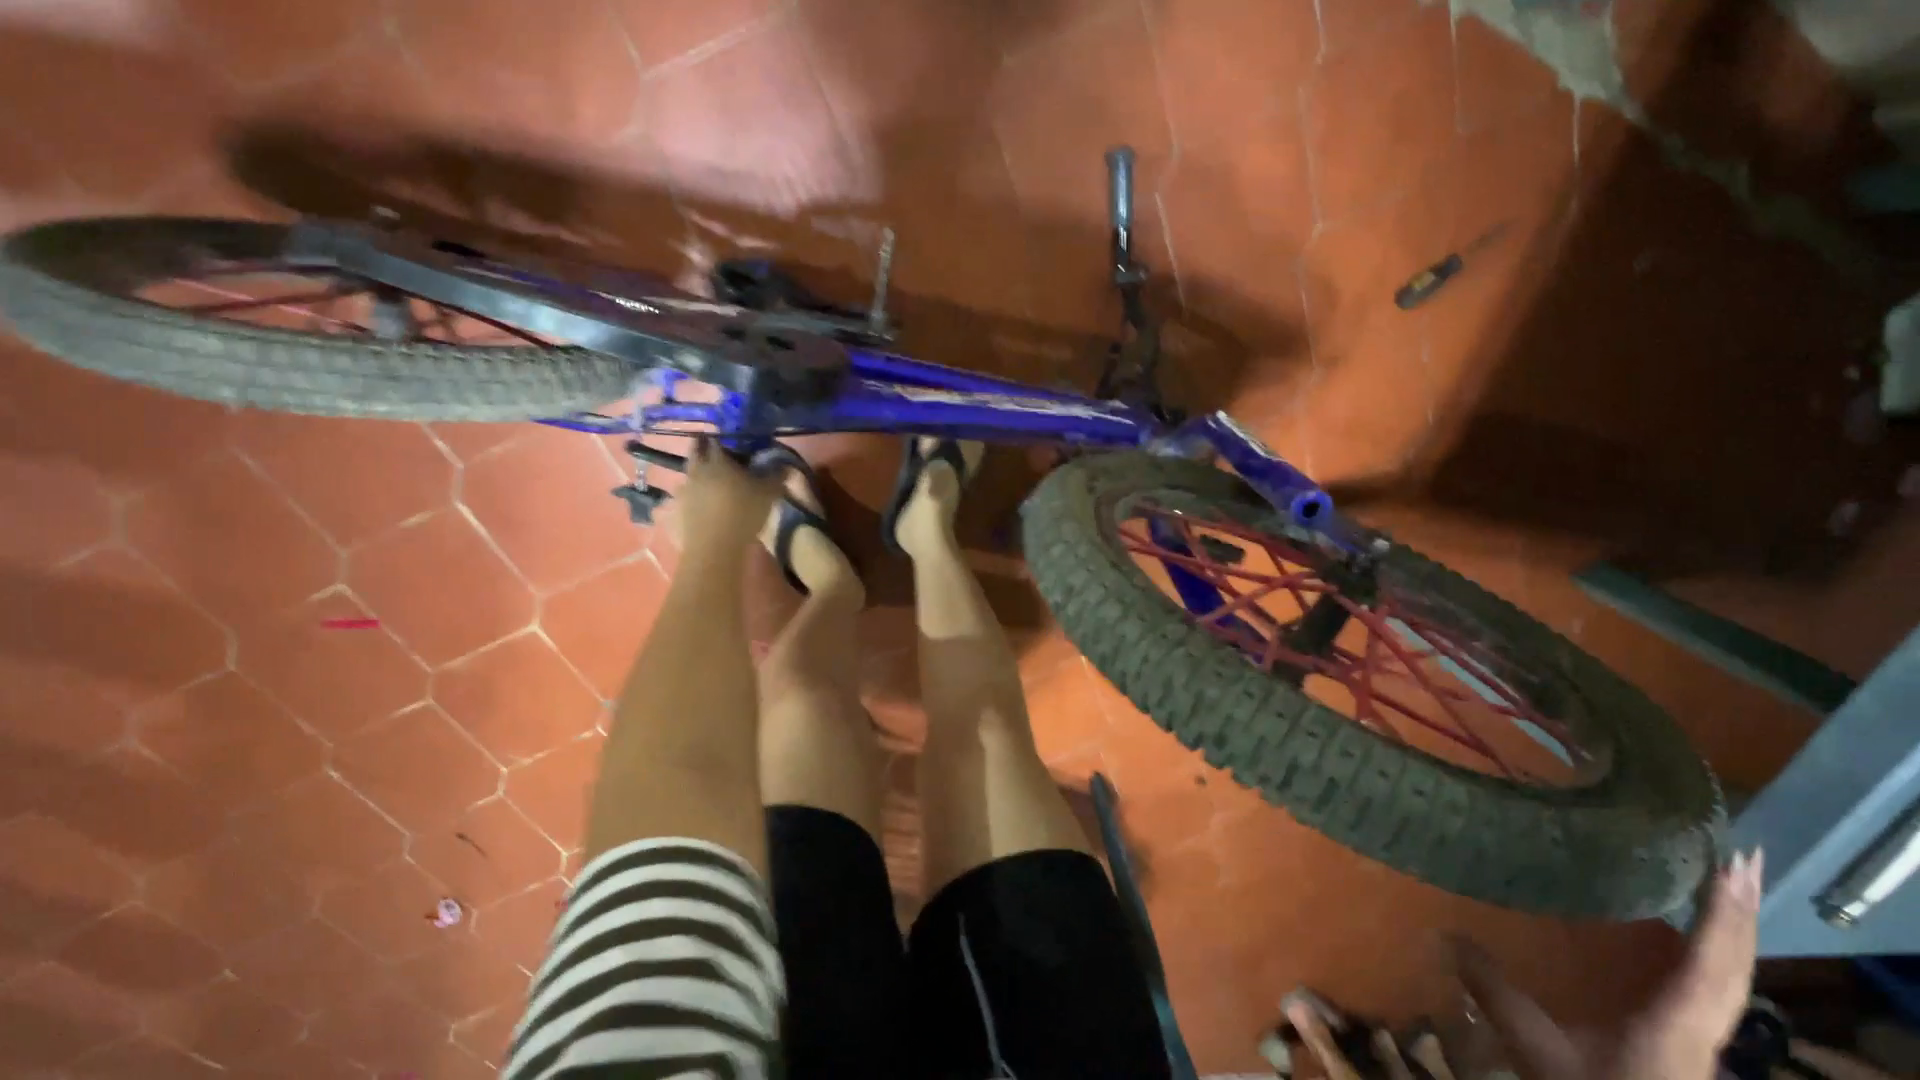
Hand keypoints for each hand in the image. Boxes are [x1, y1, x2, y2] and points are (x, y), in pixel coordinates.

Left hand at [672, 440, 779, 549]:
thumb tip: (785, 467)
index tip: (731, 442)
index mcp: (717, 460)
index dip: (722, 438)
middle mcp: (697, 469)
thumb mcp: (768, 494)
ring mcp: (685, 489)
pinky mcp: (678, 509)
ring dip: (698, 473)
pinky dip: (693, 494)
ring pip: (689, 473)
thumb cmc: (744, 512)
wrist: (715, 546)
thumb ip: (776, 477)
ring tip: (711, 481)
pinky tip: (703, 502)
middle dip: (703, 449)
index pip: (715, 439)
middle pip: (695, 452)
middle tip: (717, 454)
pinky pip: (685, 494)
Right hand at [1452, 849, 1762, 1079]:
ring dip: (1740, 932)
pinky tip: (1709, 946)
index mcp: (1677, 1024)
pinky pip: (1722, 992)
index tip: (1732, 861)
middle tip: (1747, 858)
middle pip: (1738, 966)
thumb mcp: (1537, 1049)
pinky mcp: (1697, 1050)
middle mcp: (1708, 1030)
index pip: (1710, 959)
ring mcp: (1709, 1044)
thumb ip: (1495, 993)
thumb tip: (1443, 934)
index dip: (1722, 910)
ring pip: (1737, 982)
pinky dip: (1724, 956)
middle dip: (1745, 911)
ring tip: (1736, 887)